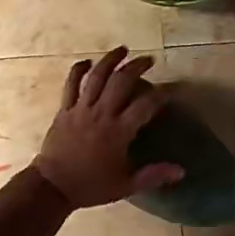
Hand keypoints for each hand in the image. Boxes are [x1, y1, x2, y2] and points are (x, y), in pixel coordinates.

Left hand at [31, 47, 184, 208]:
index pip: (145, 105)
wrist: (53, 186)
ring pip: (97, 76)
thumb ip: (154, 175)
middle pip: (121, 81)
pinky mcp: (65, 109)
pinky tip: (87, 61)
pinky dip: (78, 70)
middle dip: (137, 67)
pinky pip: (71, 84)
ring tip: (123, 49)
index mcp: (118, 132)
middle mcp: (101, 114)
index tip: (172, 89)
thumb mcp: (126, 185)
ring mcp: (81, 109)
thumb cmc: (91, 186)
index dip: (161, 94)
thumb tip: (181, 171)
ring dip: (111, 60)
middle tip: (149, 60)